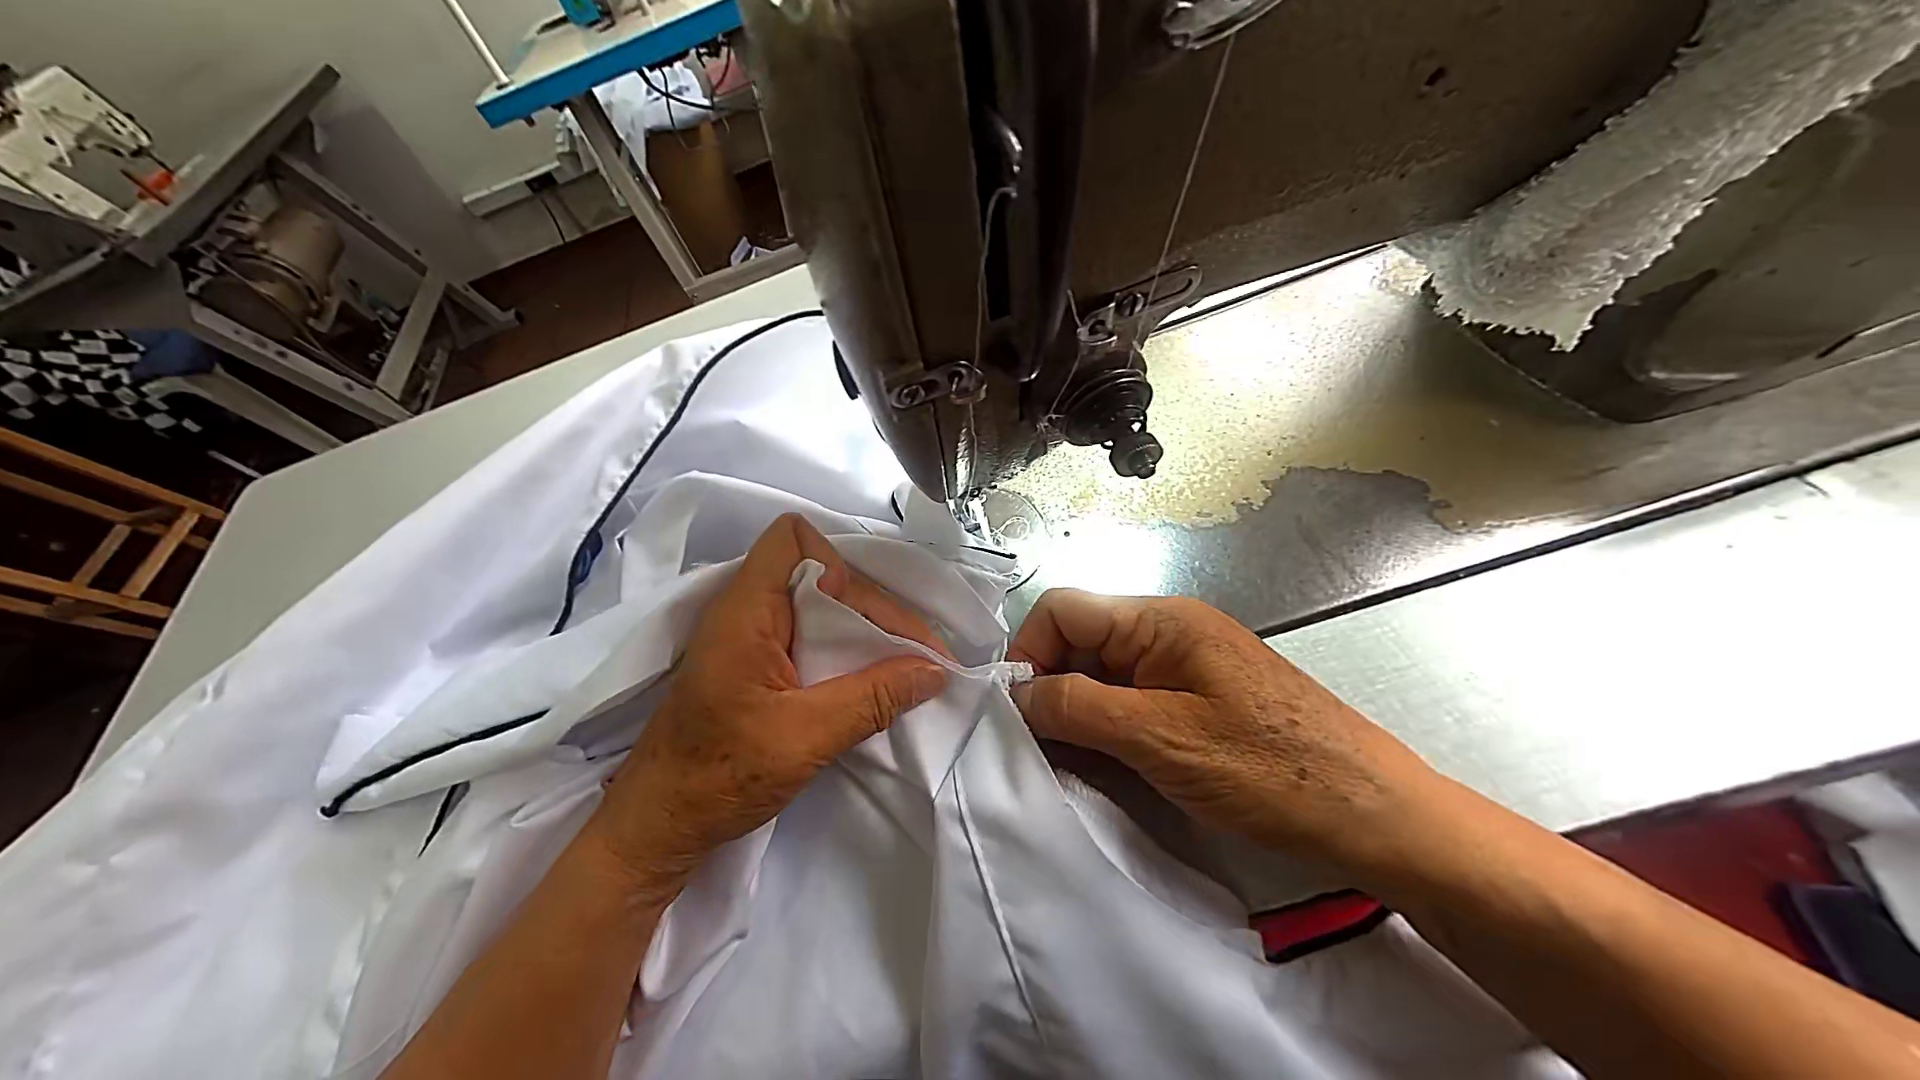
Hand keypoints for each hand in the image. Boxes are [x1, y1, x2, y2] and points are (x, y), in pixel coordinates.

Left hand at [583, 514, 950, 899]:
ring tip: (909, 665)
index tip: (863, 618)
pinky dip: (848, 651)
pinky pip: (813, 636)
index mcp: (747, 611)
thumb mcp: (804, 738)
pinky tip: (875, 678)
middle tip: (919, 654)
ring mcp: (752, 637)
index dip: (836, 563)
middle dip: (875, 607)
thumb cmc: (718, 777)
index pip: (791, 538)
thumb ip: (871, 699)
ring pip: (822, 606)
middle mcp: (748, 611)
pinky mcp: (758, 663)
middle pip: (822, 574)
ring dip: (866, 632)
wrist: (660, 823)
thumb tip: (934, 671)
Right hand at [1009, 590, 1442, 878]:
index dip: (1028, 652)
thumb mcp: (1159, 736)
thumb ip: (1077, 707)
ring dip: (1079, 716)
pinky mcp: (1198, 703)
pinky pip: (1132, 704)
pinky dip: (1109, 732)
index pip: (1063, 609)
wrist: (1374, 815)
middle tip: (1039, 748)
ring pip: (1103, 678)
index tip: (1017, 711)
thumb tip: (1016, 694)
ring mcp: (1185, 669)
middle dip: (1051, 690)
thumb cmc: (1269, 767)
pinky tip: (1108, 767)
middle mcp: (1168, 633)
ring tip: (1071, 764)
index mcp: (1159, 620)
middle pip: (1080, 643)